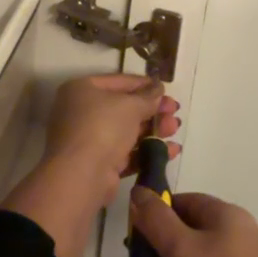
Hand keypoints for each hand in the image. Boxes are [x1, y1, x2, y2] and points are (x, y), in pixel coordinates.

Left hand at [43, 74, 180, 204]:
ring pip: (127, 131)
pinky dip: (148, 150)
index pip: (118, 82)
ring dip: (154, 129)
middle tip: (175, 111)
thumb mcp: (130, 106)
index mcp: (82, 90)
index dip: (144, 84)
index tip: (166, 88)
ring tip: (175, 128)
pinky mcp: (99, 164)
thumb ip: (147, 97)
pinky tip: (172, 150)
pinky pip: (127, 152)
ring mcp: (89, 139)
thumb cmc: (102, 127)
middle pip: (124, 108)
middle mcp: (82, 112)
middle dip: (152, 110)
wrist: (82, 174)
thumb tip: (158, 88)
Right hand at [115, 190, 257, 256]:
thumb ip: (156, 219)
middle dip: (147, 245)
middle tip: (121, 253)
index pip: (186, 202)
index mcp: (226, 220)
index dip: (157, 208)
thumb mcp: (184, 248)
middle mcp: (226, 244)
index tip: (129, 219)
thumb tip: (139, 191)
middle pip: (179, 235)